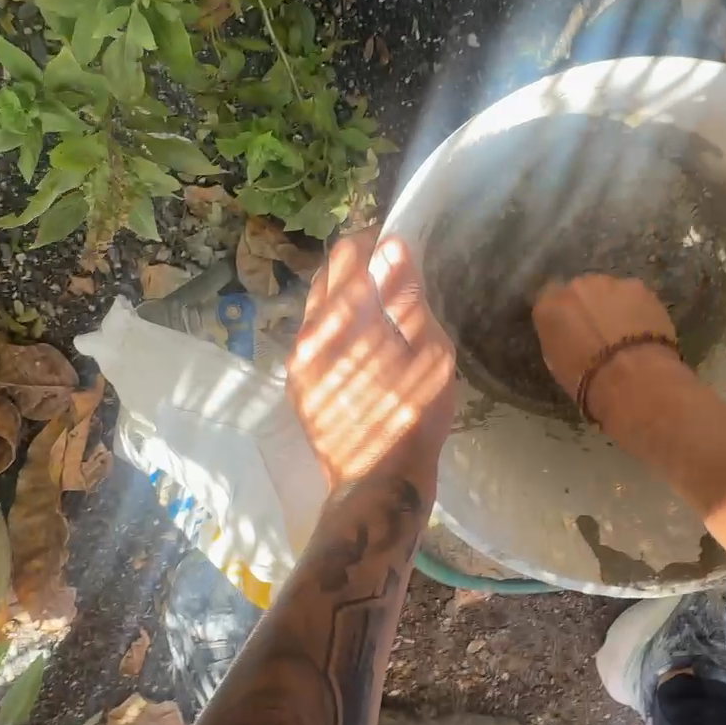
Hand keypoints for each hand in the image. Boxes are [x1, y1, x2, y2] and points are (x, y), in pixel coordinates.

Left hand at [289, 233, 456, 496]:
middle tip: (392, 277)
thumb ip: (406, 296)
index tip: (397, 247)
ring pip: (318, 307)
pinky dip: (337, 326)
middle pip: (327, 276)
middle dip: (357, 266)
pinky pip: (315, 336)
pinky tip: (364, 345)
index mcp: (343, 319)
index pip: (346, 254)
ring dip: (345, 296)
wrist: (377, 483)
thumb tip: (391, 245)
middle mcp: (310, 331)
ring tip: (380, 311)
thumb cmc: (414, 416)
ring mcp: (299, 360)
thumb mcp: (427, 353)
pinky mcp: (298, 383)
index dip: (372, 241)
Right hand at [531, 275, 681, 419]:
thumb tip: (569, 334)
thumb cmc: (588, 380)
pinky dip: (638, 308)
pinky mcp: (638, 286)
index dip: (563, 315)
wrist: (632, 376)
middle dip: (588, 306)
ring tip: (627, 332)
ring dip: (614, 305)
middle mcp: (575, 287)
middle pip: (580, 290)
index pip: (549, 301)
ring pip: (609, 290)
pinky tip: (645, 329)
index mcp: (548, 308)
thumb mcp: (557, 363)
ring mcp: (608, 283)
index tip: (571, 330)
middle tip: (600, 331)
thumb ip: (559, 338)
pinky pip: (634, 295)